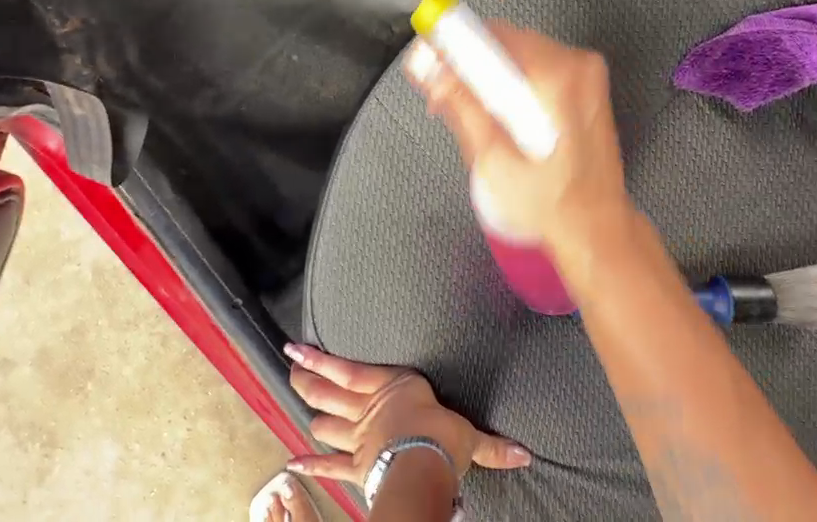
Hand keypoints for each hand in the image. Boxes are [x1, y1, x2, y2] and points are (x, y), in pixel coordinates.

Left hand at [282, 344, 531, 484]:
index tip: (295, 348)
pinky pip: (329, 465)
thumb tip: (526, 454)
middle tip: (290, 367)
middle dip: (306, 380)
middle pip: (327, 392)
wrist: (427, 467)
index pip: (345, 369)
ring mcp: (358, 439)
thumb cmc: (444, 440)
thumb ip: (493, 445)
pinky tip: (292, 464)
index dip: (317, 360)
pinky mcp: (357, 467)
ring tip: (296, 397)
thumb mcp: (469, 436)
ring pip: (326, 421)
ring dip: (310, 411)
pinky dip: (311, 465)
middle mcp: (368, 409)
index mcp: (390, 388)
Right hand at [404, 23, 632, 250]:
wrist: (594, 225)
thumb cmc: (555, 203)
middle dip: (469, 63)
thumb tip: (430, 69)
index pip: (491, 35)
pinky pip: (537, 62)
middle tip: (445, 95)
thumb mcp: (493, 157)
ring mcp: (585, 73)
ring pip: (519, 49)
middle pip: (505, 39)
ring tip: (479, 114)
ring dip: (490, 73)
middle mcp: (576, 67)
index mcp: (556, 79)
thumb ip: (459, 104)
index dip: (453, 44)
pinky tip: (505, 114)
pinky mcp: (586, 81)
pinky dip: (513, 80)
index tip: (430, 57)